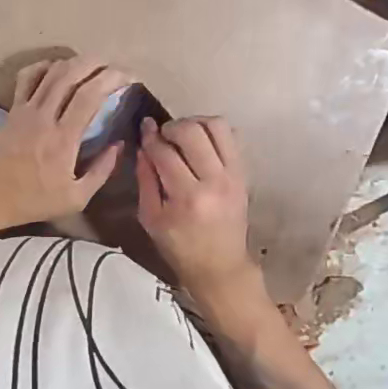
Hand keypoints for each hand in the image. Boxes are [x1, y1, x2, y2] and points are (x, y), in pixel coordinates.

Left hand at [0, 55, 128, 232]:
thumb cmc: (33, 202)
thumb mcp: (75, 198)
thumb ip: (101, 171)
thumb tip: (118, 145)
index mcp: (63, 139)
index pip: (90, 95)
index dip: (113, 78)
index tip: (129, 77)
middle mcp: (43, 117)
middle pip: (71, 74)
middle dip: (96, 64)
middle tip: (112, 67)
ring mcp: (24, 112)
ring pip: (50, 72)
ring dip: (73, 62)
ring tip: (89, 66)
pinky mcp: (10, 112)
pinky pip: (26, 79)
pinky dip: (42, 67)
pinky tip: (54, 69)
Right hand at [136, 116, 252, 290]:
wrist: (220, 265)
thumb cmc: (179, 247)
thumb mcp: (151, 218)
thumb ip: (146, 181)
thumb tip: (143, 148)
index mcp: (186, 197)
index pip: (165, 153)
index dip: (150, 137)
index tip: (143, 128)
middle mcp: (214, 181)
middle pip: (192, 132)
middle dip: (172, 126)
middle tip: (162, 134)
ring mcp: (233, 175)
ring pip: (218, 126)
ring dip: (195, 123)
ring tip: (182, 134)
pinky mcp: (244, 173)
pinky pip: (231, 137)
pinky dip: (213, 133)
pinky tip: (200, 143)